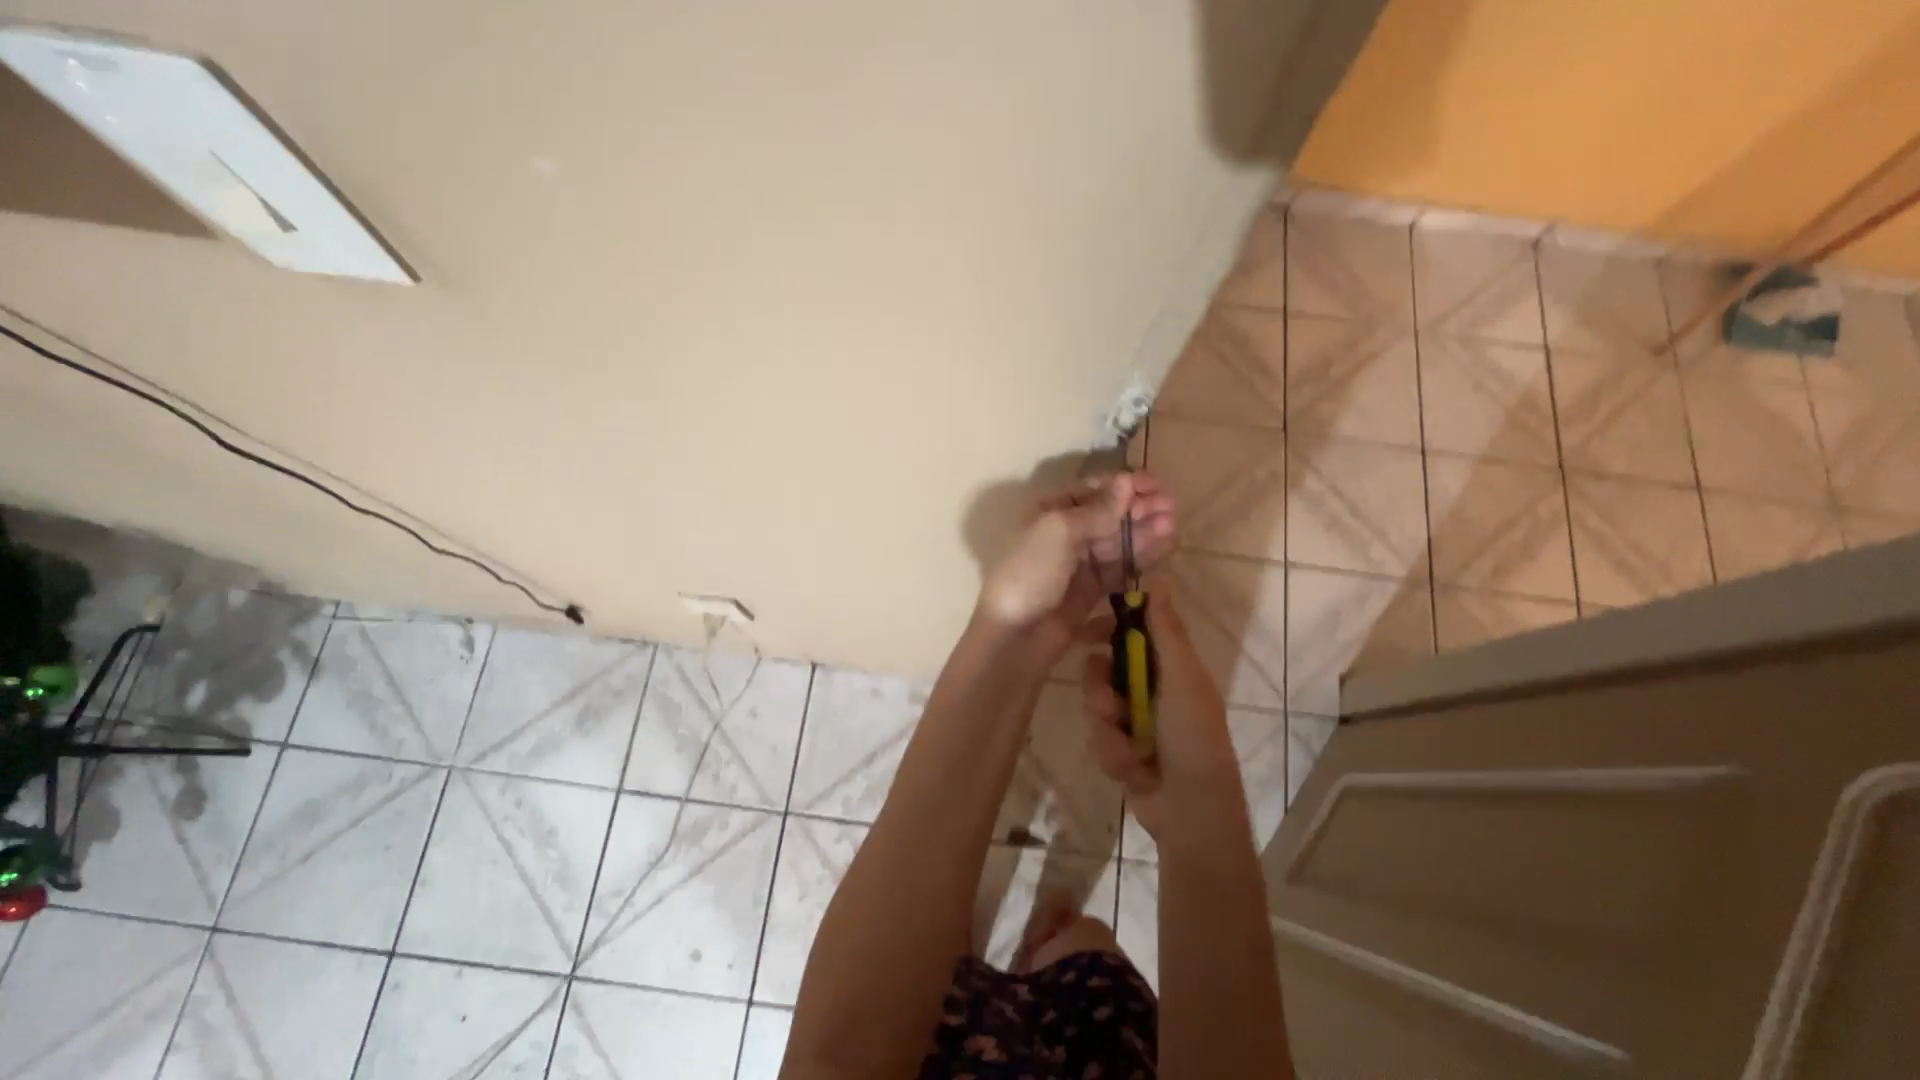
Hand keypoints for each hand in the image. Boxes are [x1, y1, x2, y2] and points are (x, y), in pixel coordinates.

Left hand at [976, 472, 1174, 658]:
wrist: (1014, 634)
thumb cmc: (1030, 573)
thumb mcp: (1059, 531)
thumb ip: (1097, 509)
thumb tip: (1127, 481)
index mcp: (1048, 511)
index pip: (1091, 490)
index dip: (1122, 486)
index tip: (1152, 485)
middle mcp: (1064, 533)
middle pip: (1108, 515)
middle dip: (1138, 508)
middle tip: (1169, 507)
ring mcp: (1078, 563)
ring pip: (1118, 540)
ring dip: (1144, 530)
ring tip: (1171, 524)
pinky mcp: (1091, 590)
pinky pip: (1120, 567)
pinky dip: (1142, 556)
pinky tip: (1165, 546)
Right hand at [1082, 585, 1249, 851]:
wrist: (1191, 809)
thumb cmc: (1193, 736)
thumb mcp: (1181, 679)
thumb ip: (1165, 631)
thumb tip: (1158, 579)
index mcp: (1171, 667)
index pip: (1131, 632)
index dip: (1108, 629)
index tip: (1086, 633)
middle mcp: (1150, 688)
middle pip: (1103, 668)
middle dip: (1100, 690)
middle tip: (1109, 705)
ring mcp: (1134, 721)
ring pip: (1095, 706)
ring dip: (1107, 729)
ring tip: (1128, 748)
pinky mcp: (1121, 749)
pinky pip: (1098, 738)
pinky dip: (1113, 753)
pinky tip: (1133, 770)